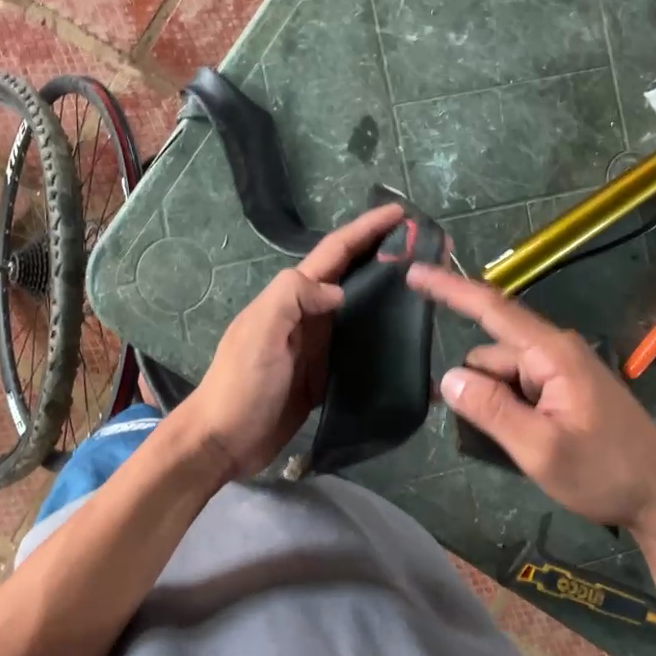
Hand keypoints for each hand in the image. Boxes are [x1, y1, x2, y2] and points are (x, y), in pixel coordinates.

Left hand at [171, 204, 406, 481]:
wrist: (224, 442)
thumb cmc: (241, 383)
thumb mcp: (260, 330)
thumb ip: (292, 297)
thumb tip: (341, 291)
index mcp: (292, 295)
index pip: (335, 252)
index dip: (366, 230)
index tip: (402, 213)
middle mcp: (309, 313)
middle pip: (353, 275)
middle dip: (386, 255)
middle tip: (431, 248)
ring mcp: (318, 344)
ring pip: (361, 308)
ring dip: (390, 294)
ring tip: (430, 289)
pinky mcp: (326, 375)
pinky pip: (361, 348)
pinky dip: (385, 339)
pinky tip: (412, 346)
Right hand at [408, 264, 655, 535]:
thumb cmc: (606, 474)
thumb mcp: (541, 450)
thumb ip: (491, 410)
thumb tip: (448, 377)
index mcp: (552, 353)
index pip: (491, 308)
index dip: (449, 289)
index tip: (413, 273)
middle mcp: (555, 351)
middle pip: (490, 356)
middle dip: (480, 392)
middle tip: (504, 441)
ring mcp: (562, 370)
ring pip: (502, 376)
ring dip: (497, 407)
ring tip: (525, 450)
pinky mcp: (566, 389)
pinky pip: (519, 389)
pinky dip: (511, 411)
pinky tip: (528, 443)